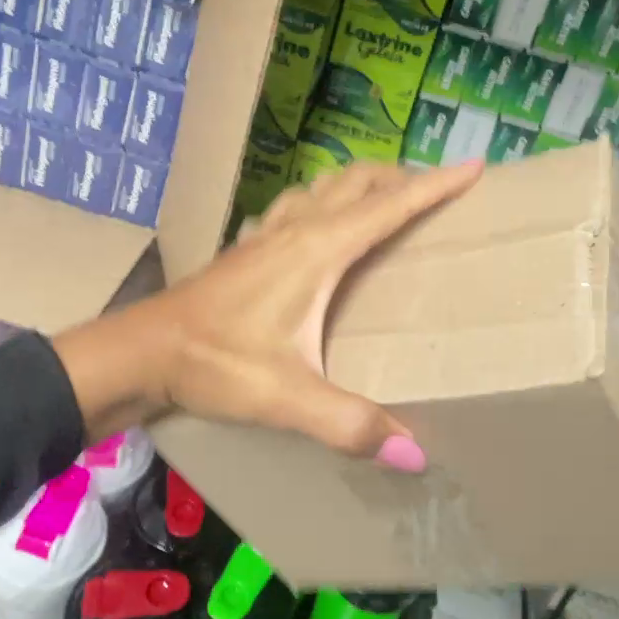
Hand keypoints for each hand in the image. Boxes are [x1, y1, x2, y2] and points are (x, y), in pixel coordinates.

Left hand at [55, 162, 482, 470]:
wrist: (143, 350)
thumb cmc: (216, 363)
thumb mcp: (286, 398)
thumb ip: (350, 423)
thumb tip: (415, 452)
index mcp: (319, 250)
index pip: (391, 206)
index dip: (436, 185)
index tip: (475, 165)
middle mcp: (299, 228)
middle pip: (360, 181)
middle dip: (403, 176)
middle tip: (437, 187)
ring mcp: (269, 232)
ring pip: (326, 186)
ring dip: (361, 183)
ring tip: (385, 197)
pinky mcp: (249, 246)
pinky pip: (297, 205)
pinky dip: (323, 201)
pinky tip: (315, 225)